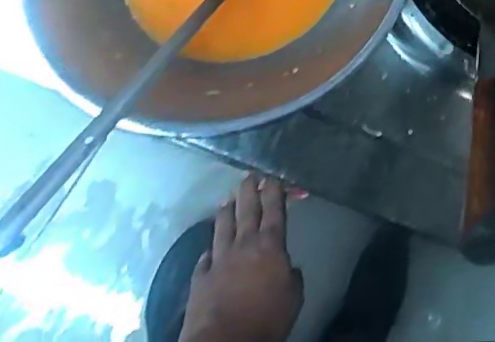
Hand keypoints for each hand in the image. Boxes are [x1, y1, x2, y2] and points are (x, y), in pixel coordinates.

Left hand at [181, 175, 303, 341]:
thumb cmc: (266, 320)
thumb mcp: (293, 298)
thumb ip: (292, 277)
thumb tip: (288, 268)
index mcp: (270, 244)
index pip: (273, 208)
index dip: (274, 189)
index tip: (273, 176)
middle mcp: (244, 244)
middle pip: (246, 208)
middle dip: (249, 189)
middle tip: (250, 175)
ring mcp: (219, 259)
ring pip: (222, 225)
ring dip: (227, 210)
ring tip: (228, 199)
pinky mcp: (200, 278)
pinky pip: (206, 257)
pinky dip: (210, 250)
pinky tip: (210, 248)